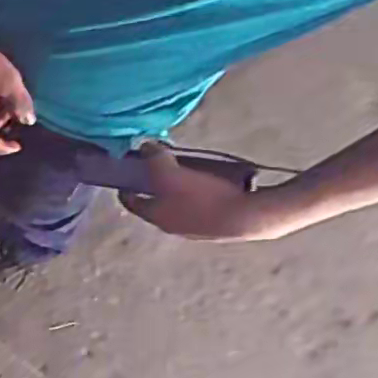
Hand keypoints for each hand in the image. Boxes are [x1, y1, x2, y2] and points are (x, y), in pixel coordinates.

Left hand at [118, 144, 306, 240]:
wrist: (251, 218)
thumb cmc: (202, 196)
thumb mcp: (169, 173)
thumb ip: (154, 158)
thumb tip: (144, 146)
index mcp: (154, 216)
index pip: (131, 203)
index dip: (126, 190)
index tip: (125, 179)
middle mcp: (171, 227)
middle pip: (156, 205)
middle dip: (156, 189)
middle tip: (161, 172)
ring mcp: (197, 231)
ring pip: (181, 208)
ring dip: (181, 194)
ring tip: (189, 176)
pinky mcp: (221, 229)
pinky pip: (205, 210)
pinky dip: (203, 198)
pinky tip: (215, 185)